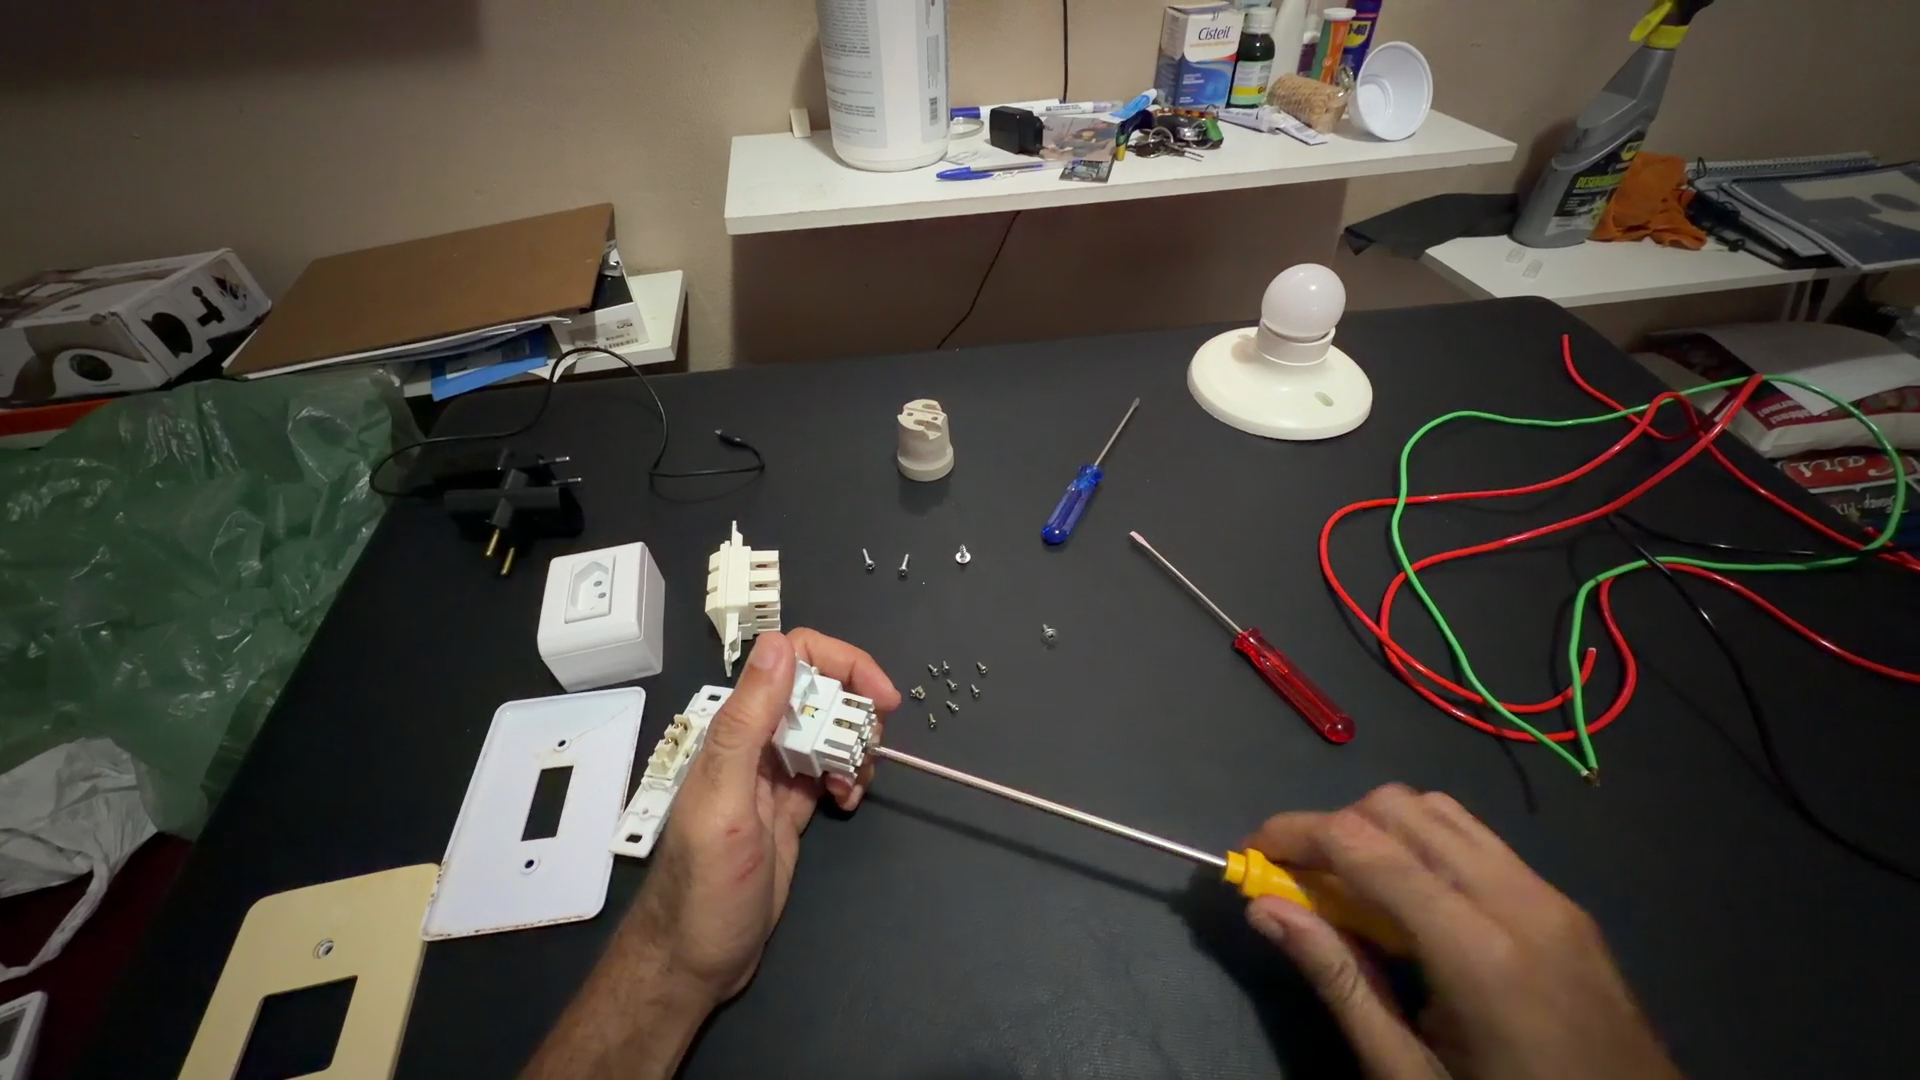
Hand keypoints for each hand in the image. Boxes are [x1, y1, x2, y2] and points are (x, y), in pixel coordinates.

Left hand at [627, 628, 897, 1005]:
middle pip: (822, 690)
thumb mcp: (724, 801)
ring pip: (831, 728)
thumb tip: (780, 644)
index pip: (795, 658)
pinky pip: (832, 768)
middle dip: (857, 709)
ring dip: (857, 745)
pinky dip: (850, 777)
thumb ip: (747, 722)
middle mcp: (757, 739)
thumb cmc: (705, 885)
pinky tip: (848, 802)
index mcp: (737, 728)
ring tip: (856, 782)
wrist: (695, 960)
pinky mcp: (791, 802)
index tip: (881, 696)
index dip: (844, 663)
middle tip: (870, 747)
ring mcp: (776, 771)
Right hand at [1245, 784, 1682, 1079]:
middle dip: (1331, 828)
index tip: (1250, 854)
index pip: (1360, 844)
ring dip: (1377, 829)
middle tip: (1301, 881)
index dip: (1292, 834)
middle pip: (1394, 808)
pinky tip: (1413, 898)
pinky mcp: (1563, 903)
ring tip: (1355, 887)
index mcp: (1477, 950)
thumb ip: (1336, 980)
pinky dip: (1422, 841)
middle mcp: (1516, 899)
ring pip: (1434, 809)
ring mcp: (1548, 896)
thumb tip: (1263, 907)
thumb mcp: (1409, 1075)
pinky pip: (1474, 836)